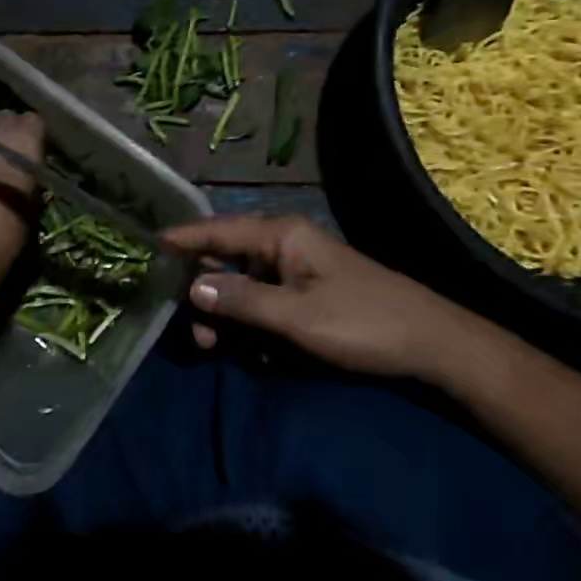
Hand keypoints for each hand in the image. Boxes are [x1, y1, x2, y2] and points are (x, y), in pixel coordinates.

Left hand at [0, 112, 44, 256]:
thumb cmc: (10, 226)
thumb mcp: (34, 199)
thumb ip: (30, 173)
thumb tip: (25, 171)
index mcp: (25, 139)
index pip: (32, 120)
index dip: (31, 133)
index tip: (29, 147)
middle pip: (4, 117)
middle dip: (5, 131)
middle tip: (5, 152)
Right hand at [161, 215, 478, 378]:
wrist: (432, 345)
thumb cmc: (363, 322)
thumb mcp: (298, 317)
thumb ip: (242, 301)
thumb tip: (191, 287)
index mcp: (281, 236)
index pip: (218, 230)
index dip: (183, 238)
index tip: (148, 245)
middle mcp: (282, 246)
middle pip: (226, 261)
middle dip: (203, 292)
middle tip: (186, 327)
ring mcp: (294, 271)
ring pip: (242, 286)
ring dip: (225, 314)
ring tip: (212, 346)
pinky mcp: (305, 295)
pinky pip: (263, 303)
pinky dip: (250, 324)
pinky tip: (251, 350)